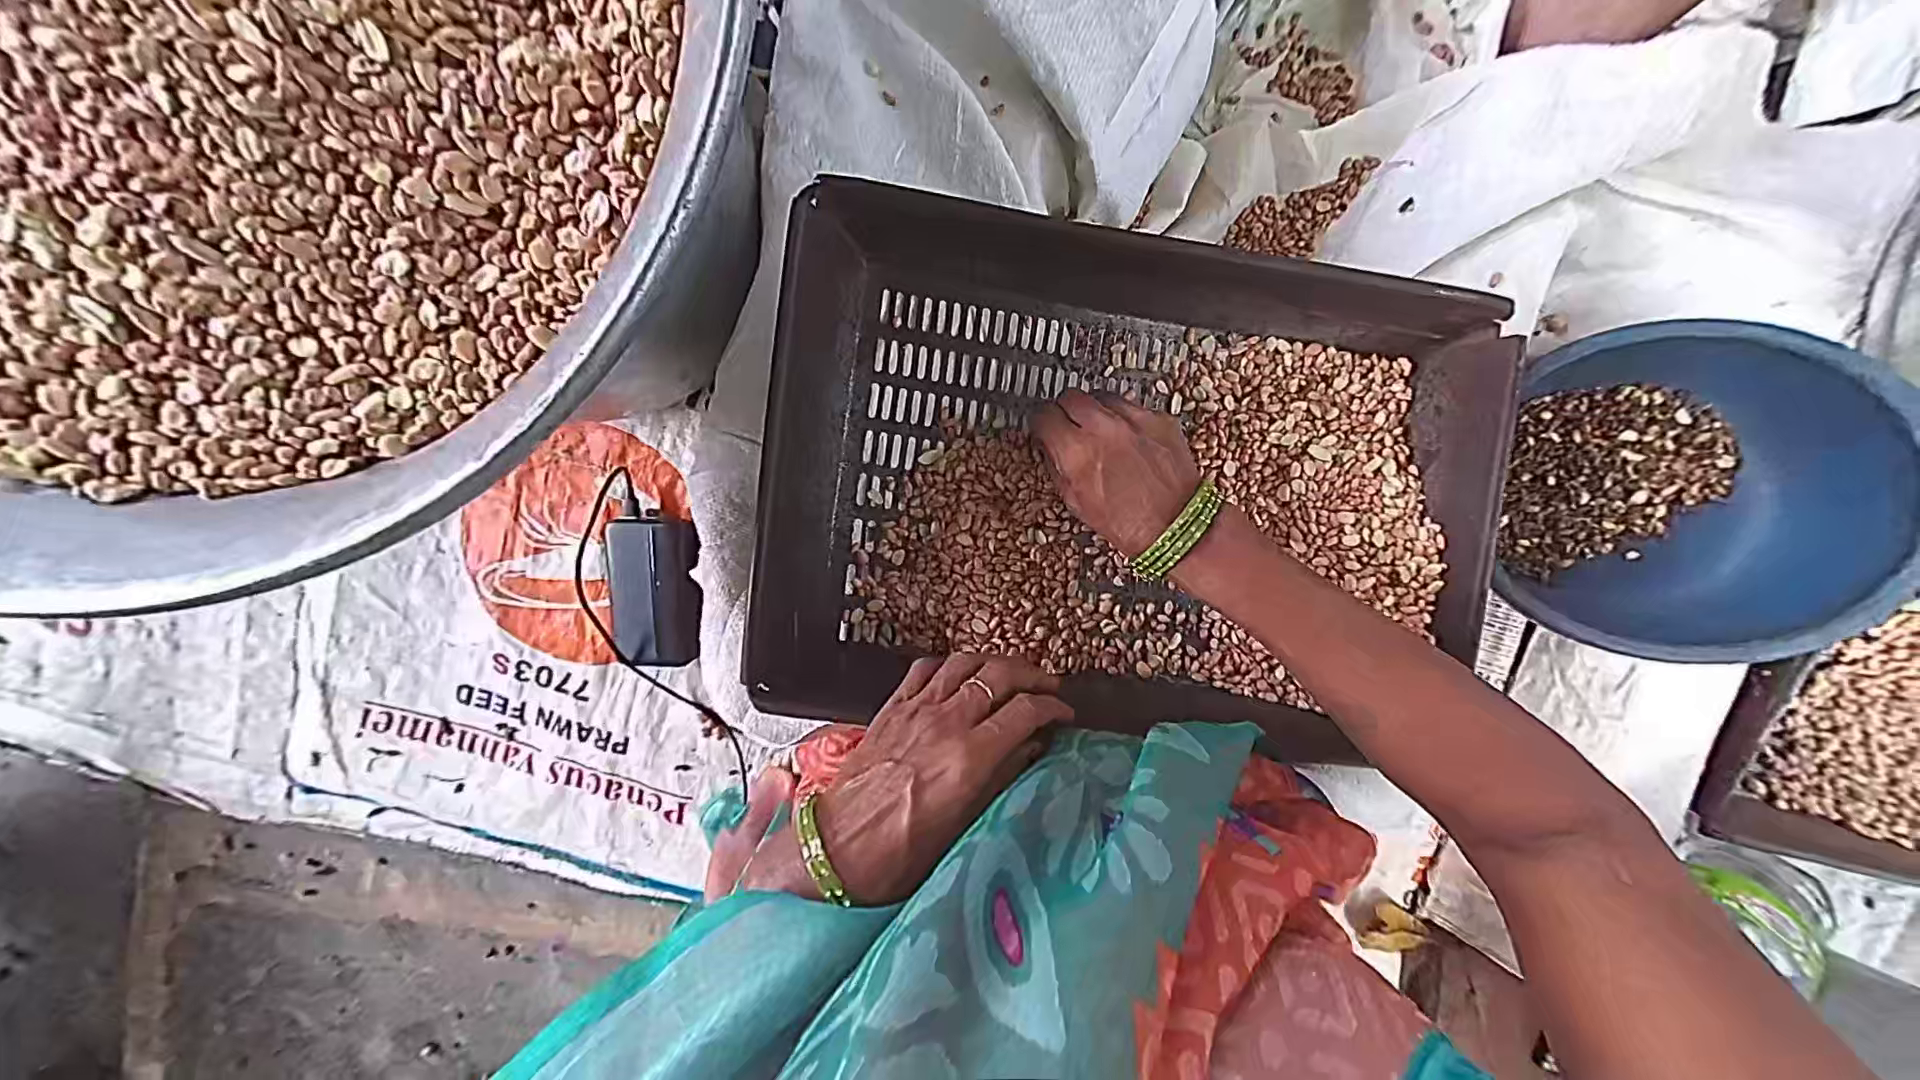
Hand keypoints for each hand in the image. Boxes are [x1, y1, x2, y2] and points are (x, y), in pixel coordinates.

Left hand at [738, 655, 1070, 904]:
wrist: (838, 849)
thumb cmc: (901, 851)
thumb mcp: (965, 822)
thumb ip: (1002, 776)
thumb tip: (1031, 747)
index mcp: (969, 756)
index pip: (1025, 711)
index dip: (1052, 706)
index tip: (1062, 712)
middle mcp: (945, 722)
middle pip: (999, 674)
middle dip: (1031, 674)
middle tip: (1047, 685)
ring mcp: (916, 709)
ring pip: (964, 662)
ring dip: (994, 661)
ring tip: (1009, 672)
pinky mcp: (892, 708)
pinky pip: (924, 669)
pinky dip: (949, 664)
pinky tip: (957, 674)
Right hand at [1031, 389, 1200, 556]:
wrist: (1175, 527)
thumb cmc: (1129, 524)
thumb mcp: (1076, 501)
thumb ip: (1058, 467)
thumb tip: (1050, 448)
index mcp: (1076, 451)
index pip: (1044, 415)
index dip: (1040, 421)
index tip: (1043, 424)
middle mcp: (1104, 429)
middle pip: (1071, 396)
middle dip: (1065, 409)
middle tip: (1067, 424)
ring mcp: (1134, 420)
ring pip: (1102, 396)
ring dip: (1095, 411)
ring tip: (1099, 432)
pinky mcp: (1159, 420)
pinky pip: (1133, 407)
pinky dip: (1125, 419)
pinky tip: (1127, 439)